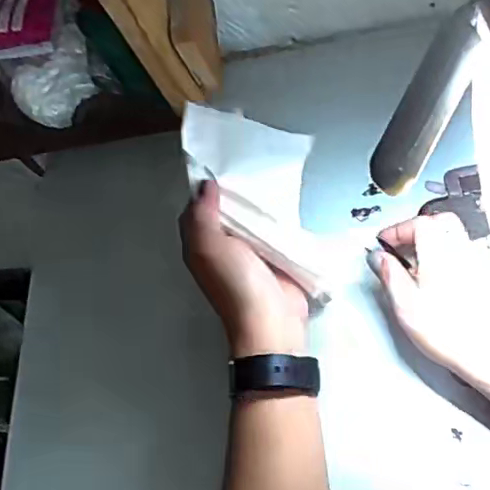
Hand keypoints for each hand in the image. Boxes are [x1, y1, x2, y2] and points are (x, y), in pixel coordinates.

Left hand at [181, 181, 309, 357]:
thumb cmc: (237, 284)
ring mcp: (253, 256)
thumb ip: (204, 214)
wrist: (273, 322)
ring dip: (262, 208)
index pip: (201, 208)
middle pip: (230, 214)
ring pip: (254, 223)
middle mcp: (224, 248)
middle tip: (254, 168)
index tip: (225, 166)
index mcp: (202, 244)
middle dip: (240, 195)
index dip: (209, 188)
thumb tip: (206, 185)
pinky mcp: (278, 262)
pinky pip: (277, 236)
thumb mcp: (209, 246)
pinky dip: (282, 224)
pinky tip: (289, 208)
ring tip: (273, 181)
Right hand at [370, 213, 489, 409]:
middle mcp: (465, 252)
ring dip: (437, 243)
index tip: (386, 242)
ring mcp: (483, 263)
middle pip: (442, 222)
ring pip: (458, 237)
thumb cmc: (451, 335)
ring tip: (422, 268)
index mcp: (441, 254)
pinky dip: (454, 258)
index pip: (419, 222)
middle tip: (403, 248)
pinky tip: (446, 281)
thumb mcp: (406, 307)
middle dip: (419, 229)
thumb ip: (390, 276)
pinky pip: (471, 255)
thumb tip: (380, 258)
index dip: (398, 229)